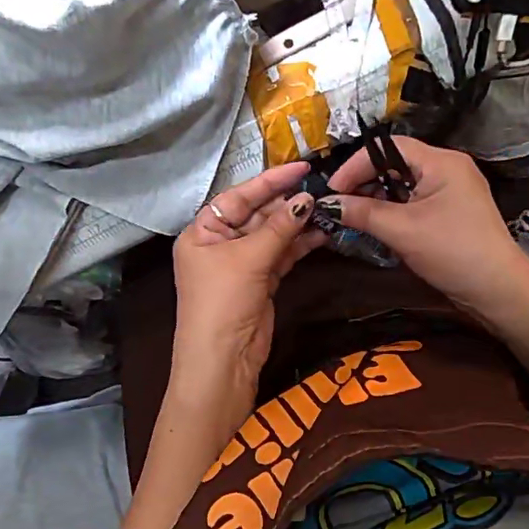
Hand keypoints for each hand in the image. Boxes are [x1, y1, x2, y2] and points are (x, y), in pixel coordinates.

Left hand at [171, 161, 319, 396]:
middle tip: (321, 191)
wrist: (223, 360)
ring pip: (271, 235)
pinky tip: (321, 233)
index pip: (237, 197)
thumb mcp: (249, 259)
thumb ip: (279, 228)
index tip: (301, 168)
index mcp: (202, 233)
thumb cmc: (224, 302)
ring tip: (326, 210)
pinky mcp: (259, 282)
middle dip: (286, 204)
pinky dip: (299, 245)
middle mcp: (218, 244)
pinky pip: (280, 255)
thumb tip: (305, 199)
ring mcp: (240, 264)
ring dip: (296, 224)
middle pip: (256, 214)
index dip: (269, 182)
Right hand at [319, 136, 528, 317]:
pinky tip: (373, 224)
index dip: (355, 165)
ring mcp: (449, 191)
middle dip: (363, 182)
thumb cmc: (452, 251)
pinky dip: (390, 210)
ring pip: (401, 184)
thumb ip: (362, 213)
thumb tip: (327, 204)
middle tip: (338, 204)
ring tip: (351, 216)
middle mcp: (447, 168)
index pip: (388, 148)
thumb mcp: (402, 230)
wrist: (497, 289)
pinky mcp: (448, 212)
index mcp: (441, 161)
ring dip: (374, 198)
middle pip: (394, 164)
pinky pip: (411, 201)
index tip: (332, 190)